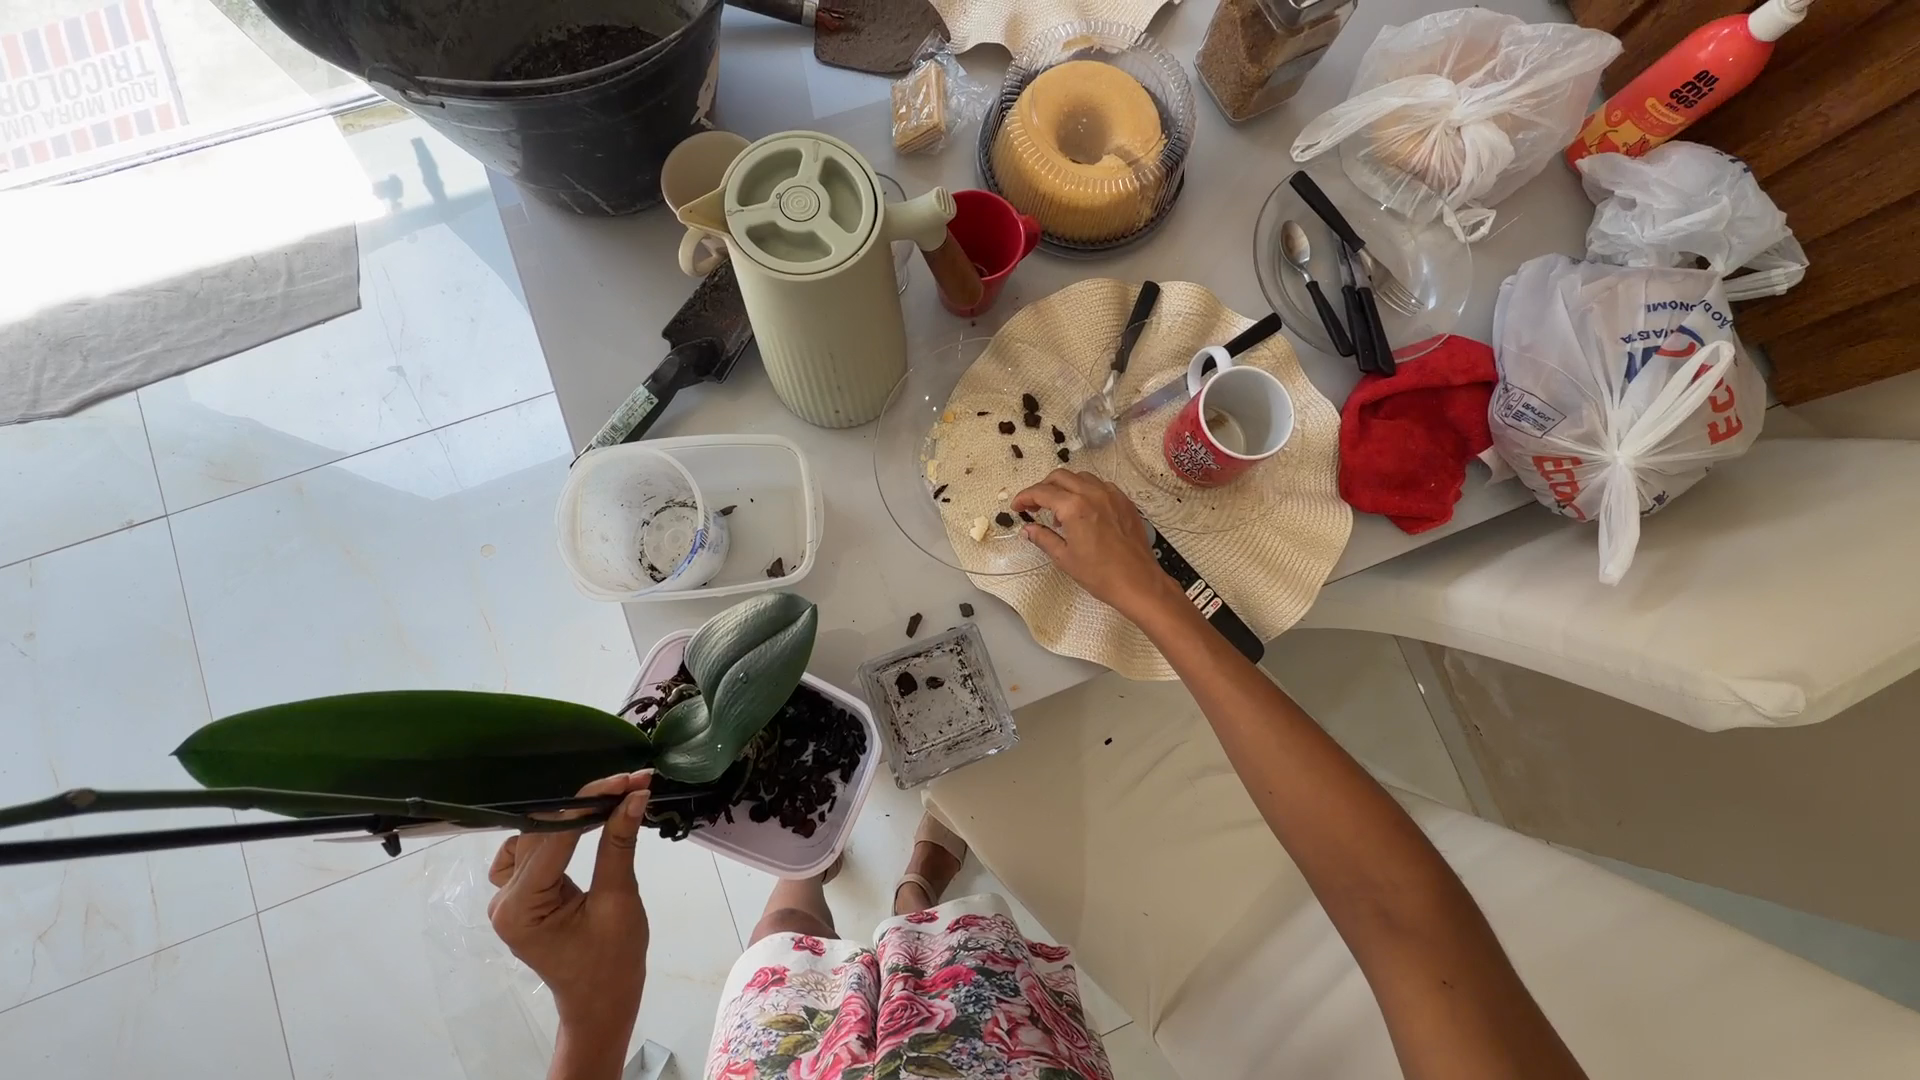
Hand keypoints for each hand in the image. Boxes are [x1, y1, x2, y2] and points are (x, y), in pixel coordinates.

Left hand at [489, 771, 651, 1053]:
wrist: (601, 1002)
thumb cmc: (612, 961)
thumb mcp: (619, 900)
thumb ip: (619, 844)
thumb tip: (634, 796)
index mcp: (520, 907)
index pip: (554, 836)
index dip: (591, 801)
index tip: (630, 779)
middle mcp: (503, 899)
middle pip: (543, 832)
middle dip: (588, 803)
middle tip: (632, 783)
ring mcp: (508, 897)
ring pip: (535, 835)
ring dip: (574, 812)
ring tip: (613, 796)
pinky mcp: (522, 894)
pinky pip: (532, 850)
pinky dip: (557, 830)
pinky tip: (581, 820)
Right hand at [1013, 470, 1176, 618]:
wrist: (1137, 582)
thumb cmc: (1101, 574)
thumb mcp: (1064, 557)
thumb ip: (1043, 538)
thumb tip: (1028, 529)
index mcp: (1075, 507)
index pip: (1042, 492)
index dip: (1025, 497)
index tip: (1018, 506)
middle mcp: (1093, 494)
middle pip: (1060, 476)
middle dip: (1043, 488)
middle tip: (1034, 506)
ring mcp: (1112, 495)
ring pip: (1081, 477)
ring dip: (1064, 487)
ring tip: (1059, 510)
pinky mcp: (1124, 501)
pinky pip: (1100, 486)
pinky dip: (1085, 491)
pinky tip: (1083, 510)